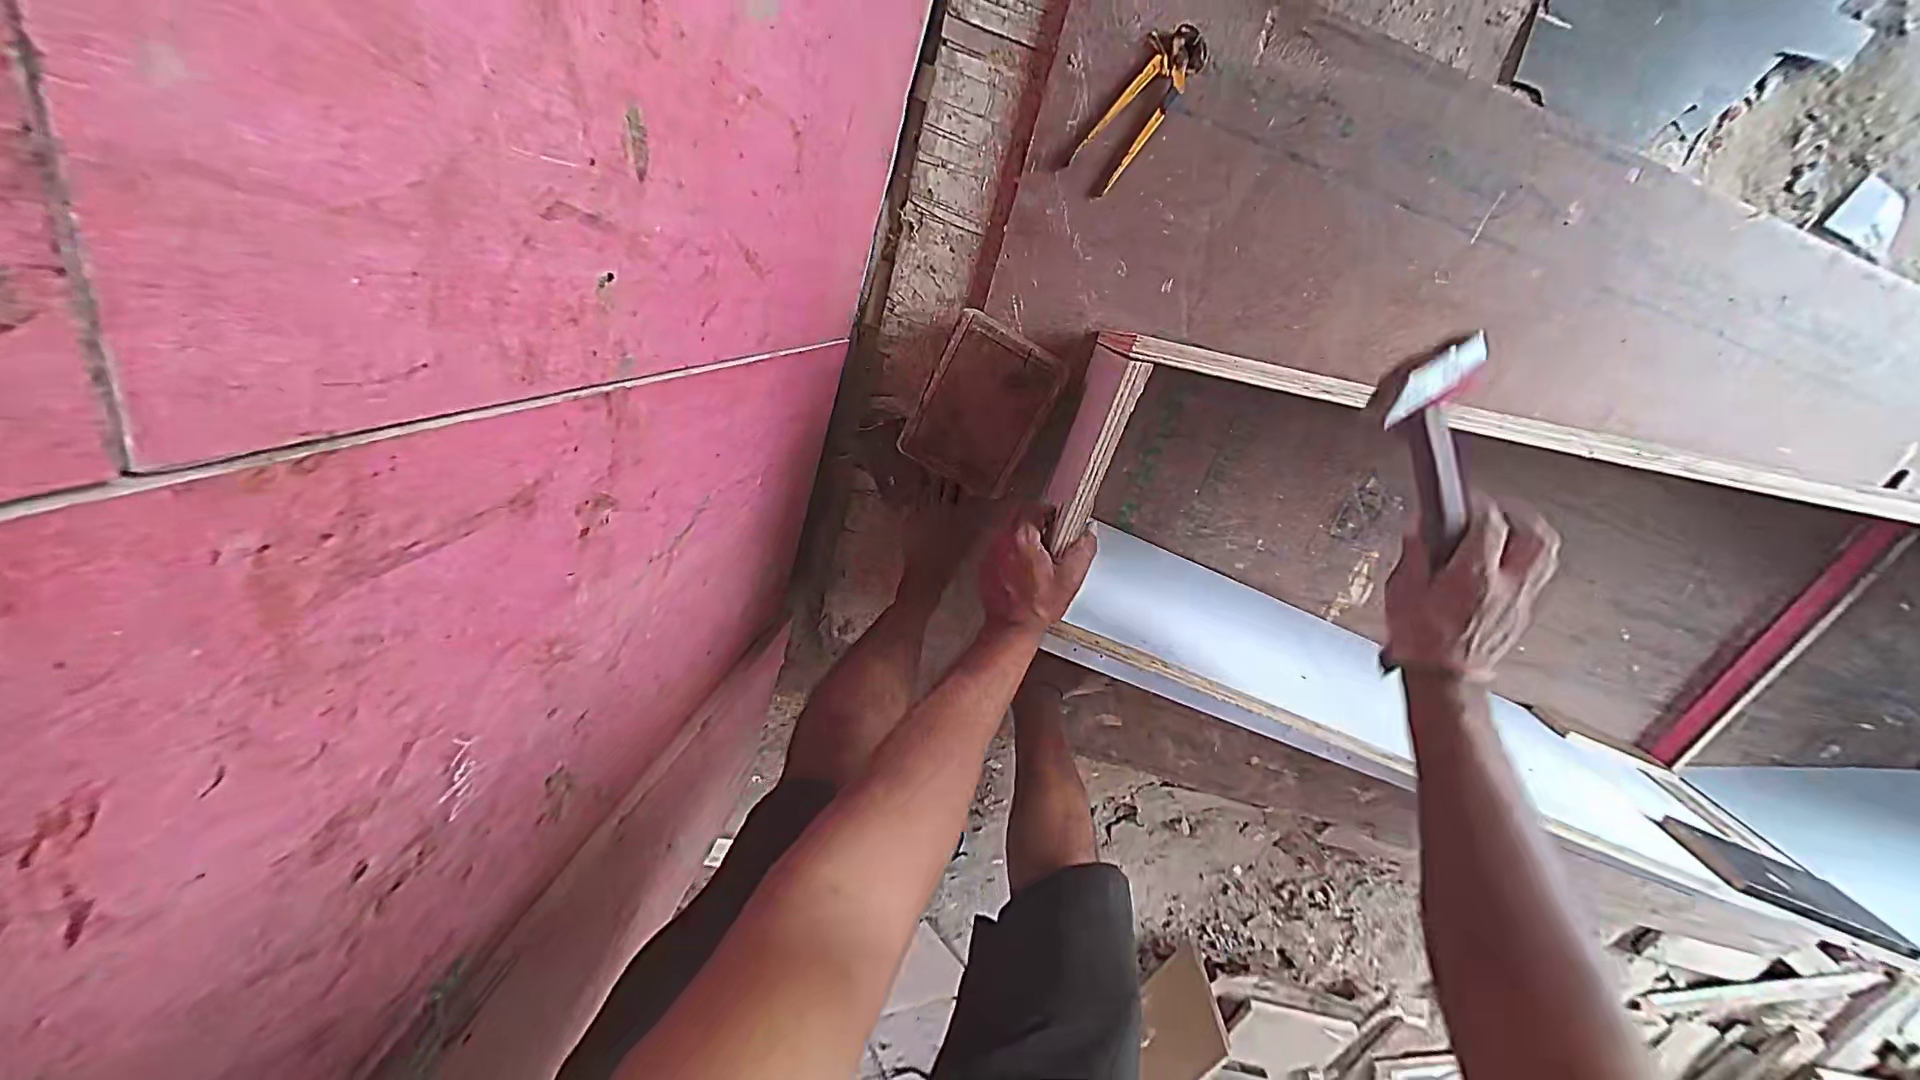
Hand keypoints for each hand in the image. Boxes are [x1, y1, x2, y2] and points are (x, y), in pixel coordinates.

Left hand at [977, 505, 1096, 630]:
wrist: (1012, 626)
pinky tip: (1021, 568)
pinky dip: (1010, 550)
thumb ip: (1083, 548)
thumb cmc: (1038, 606)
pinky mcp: (984, 563)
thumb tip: (1089, 531)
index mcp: (1023, 538)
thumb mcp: (1070, 577)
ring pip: (1007, 529)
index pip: (1035, 507)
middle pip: (1018, 514)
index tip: (1056, 525)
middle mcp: (1002, 540)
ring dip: (1021, 536)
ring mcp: (990, 551)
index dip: (1049, 514)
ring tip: (1035, 555)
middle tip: (1047, 538)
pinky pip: (998, 546)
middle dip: (1034, 522)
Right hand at [1384, 499, 1558, 682]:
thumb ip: (1415, 553)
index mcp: (1474, 574)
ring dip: (1528, 534)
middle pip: (1535, 534)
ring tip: (1507, 528)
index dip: (1477, 504)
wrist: (1443, 676)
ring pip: (1545, 553)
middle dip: (1517, 514)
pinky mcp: (1523, 612)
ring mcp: (1520, 598)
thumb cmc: (1421, 638)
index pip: (1489, 522)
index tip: (1464, 499)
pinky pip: (1536, 575)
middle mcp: (1506, 583)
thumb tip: (1420, 529)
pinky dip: (1523, 559)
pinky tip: (1503, 562)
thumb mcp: (1402, 587)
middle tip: (1497, 508)